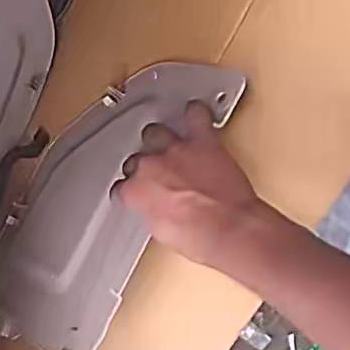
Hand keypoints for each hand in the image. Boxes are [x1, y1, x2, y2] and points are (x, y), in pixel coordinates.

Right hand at [114, 102, 277, 269]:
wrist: (228, 228)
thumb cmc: (199, 235)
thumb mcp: (162, 233)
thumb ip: (153, 213)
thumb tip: (158, 212)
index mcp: (137, 192)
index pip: (122, 188)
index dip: (129, 192)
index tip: (135, 196)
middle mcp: (151, 166)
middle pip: (137, 158)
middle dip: (143, 165)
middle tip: (154, 174)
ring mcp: (176, 151)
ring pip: (157, 132)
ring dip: (160, 138)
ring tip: (166, 143)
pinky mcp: (203, 142)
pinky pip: (196, 116)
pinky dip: (196, 114)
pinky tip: (196, 114)